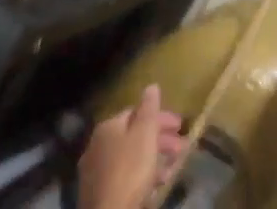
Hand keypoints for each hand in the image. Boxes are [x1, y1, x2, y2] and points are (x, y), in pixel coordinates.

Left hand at [78, 85, 186, 208]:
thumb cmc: (131, 167)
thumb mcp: (145, 134)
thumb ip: (149, 109)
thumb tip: (151, 86)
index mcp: (108, 127)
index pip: (136, 112)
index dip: (160, 116)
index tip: (179, 125)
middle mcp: (97, 144)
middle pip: (134, 135)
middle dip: (160, 139)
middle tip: (180, 146)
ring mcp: (96, 169)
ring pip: (131, 156)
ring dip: (154, 158)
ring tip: (172, 167)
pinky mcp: (99, 190)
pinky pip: (125, 174)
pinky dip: (142, 174)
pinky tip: (156, 183)